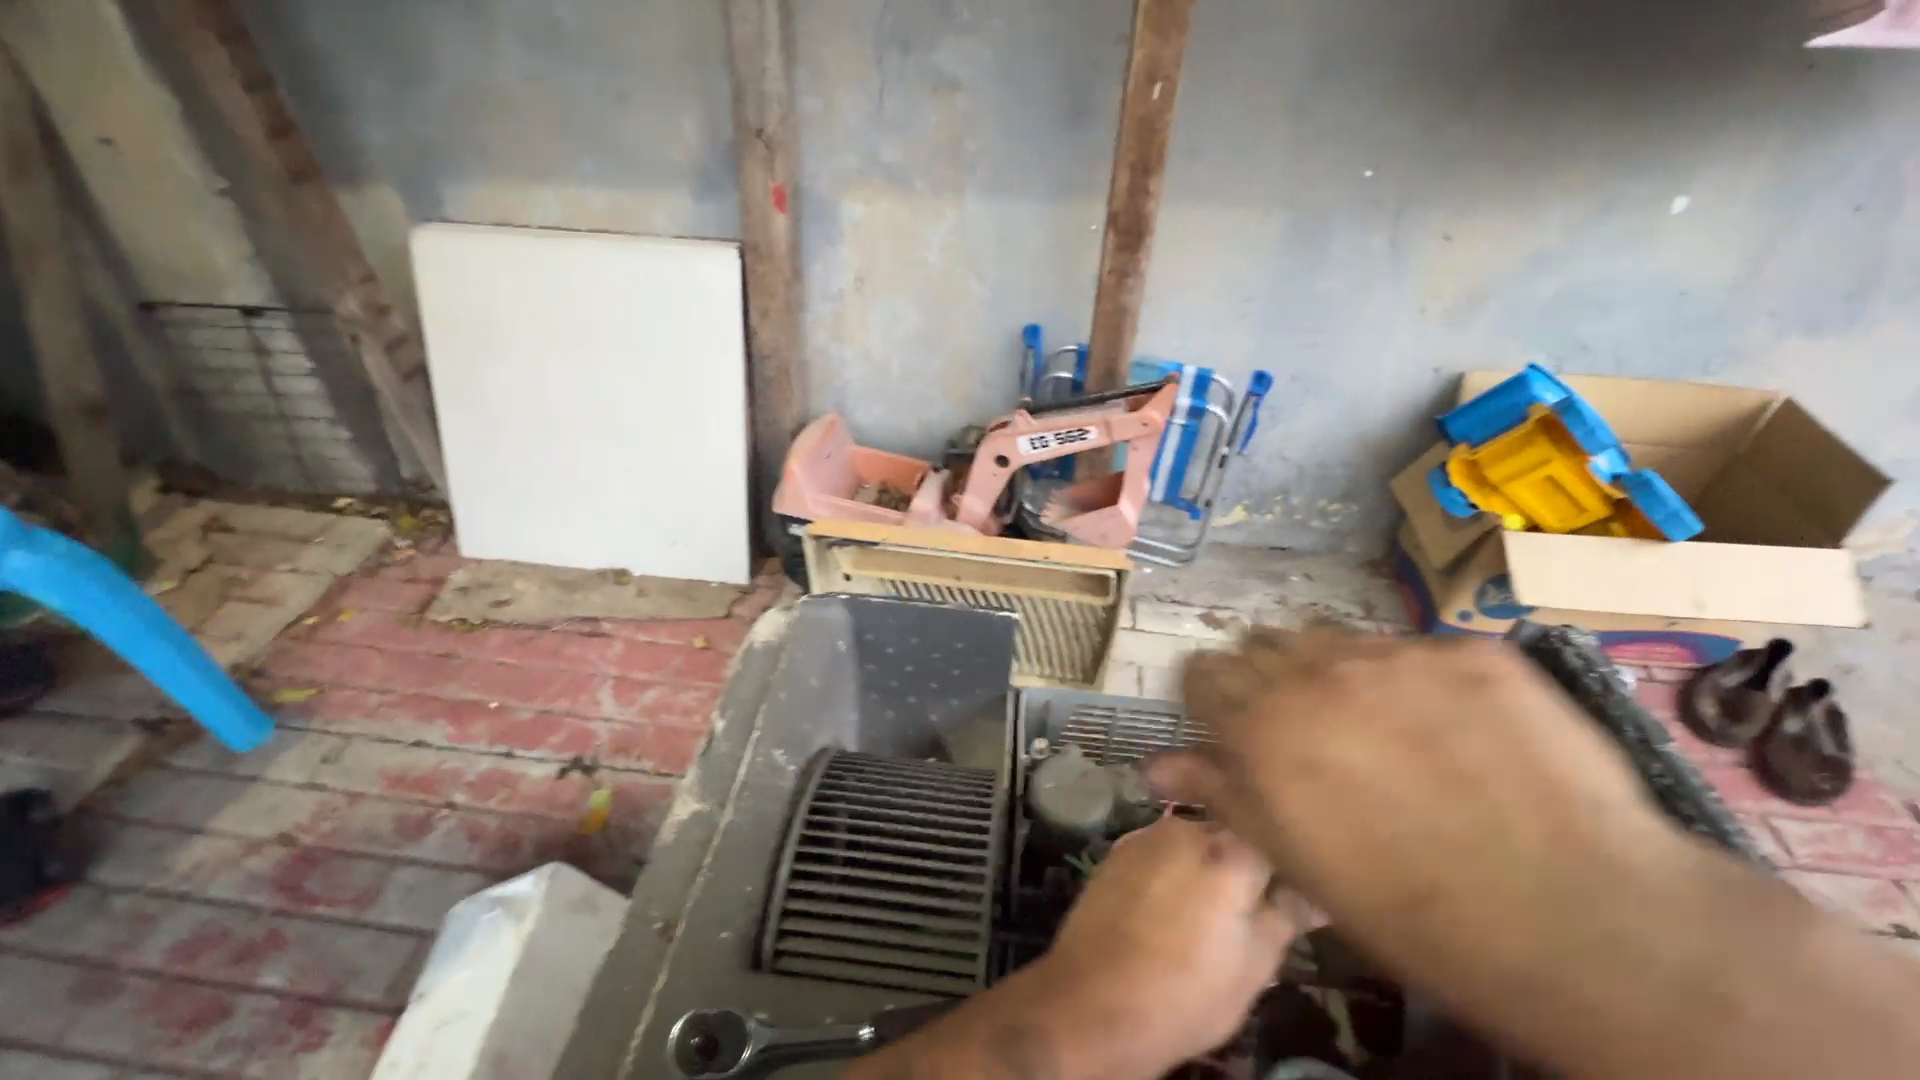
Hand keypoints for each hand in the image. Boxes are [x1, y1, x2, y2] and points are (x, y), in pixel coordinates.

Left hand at [1031, 815, 1298, 1072]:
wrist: (1092, 1005)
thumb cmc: (1185, 994)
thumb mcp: (1253, 968)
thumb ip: (1286, 917)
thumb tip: (1317, 893)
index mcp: (1231, 852)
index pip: (1277, 837)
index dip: (1289, 863)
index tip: (1293, 891)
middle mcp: (1186, 829)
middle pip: (1231, 832)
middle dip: (1244, 862)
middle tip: (1248, 908)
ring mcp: (1144, 836)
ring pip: (1192, 840)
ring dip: (1205, 864)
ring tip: (1204, 913)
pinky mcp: (1114, 852)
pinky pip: (1158, 851)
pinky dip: (1170, 869)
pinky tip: (1166, 908)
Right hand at [1151, 631, 1671, 977]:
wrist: (1573, 913)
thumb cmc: (1410, 908)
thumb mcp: (1297, 862)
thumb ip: (1223, 795)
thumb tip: (1157, 764)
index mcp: (1262, 726)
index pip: (1203, 676)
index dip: (1209, 698)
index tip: (1225, 721)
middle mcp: (1317, 672)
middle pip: (1260, 644)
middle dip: (1264, 676)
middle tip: (1297, 723)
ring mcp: (1397, 655)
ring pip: (1332, 637)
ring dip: (1328, 667)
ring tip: (1365, 717)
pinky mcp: (1469, 652)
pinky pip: (1412, 650)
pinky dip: (1407, 678)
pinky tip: (1446, 726)